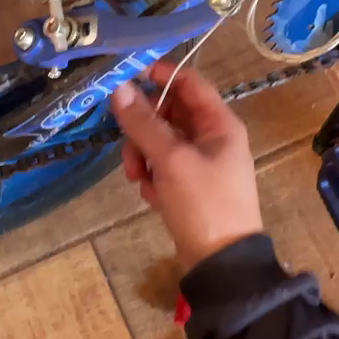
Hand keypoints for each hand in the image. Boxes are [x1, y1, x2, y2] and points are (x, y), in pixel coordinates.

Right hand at [110, 61, 262, 271]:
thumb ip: (143, 123)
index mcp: (219, 123)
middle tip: (128, 143)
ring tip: (137, 177)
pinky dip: (151, 175)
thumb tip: (118, 88)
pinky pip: (161, 164)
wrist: (220, 264)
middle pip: (168, 111)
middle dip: (143, 126)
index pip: (188, 81)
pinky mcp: (188, 184)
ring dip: (142, 154)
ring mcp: (199, 161)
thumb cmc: (204, 204)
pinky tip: (150, 194)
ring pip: (159, 139)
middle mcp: (211, 137)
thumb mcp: (171, 160)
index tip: (125, 77)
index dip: (159, 74)